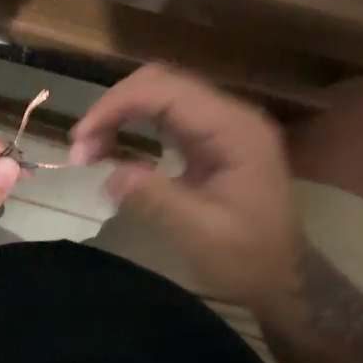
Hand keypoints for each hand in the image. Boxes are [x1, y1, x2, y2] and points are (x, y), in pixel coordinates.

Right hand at [69, 64, 301, 308]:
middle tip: (80, 148)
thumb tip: (110, 175)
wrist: (282, 281)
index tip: (80, 140)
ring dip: (118, 114)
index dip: (116, 106)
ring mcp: (220, 125)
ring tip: (88, 152)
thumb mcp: (202, 235)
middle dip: (113, 107)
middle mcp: (230, 116)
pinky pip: (163, 115)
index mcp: (235, 130)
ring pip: (158, 94)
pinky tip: (110, 149)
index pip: (166, 92)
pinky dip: (130, 124)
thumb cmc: (248, 260)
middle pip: (160, 82)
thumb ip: (157, 200)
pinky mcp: (209, 139)